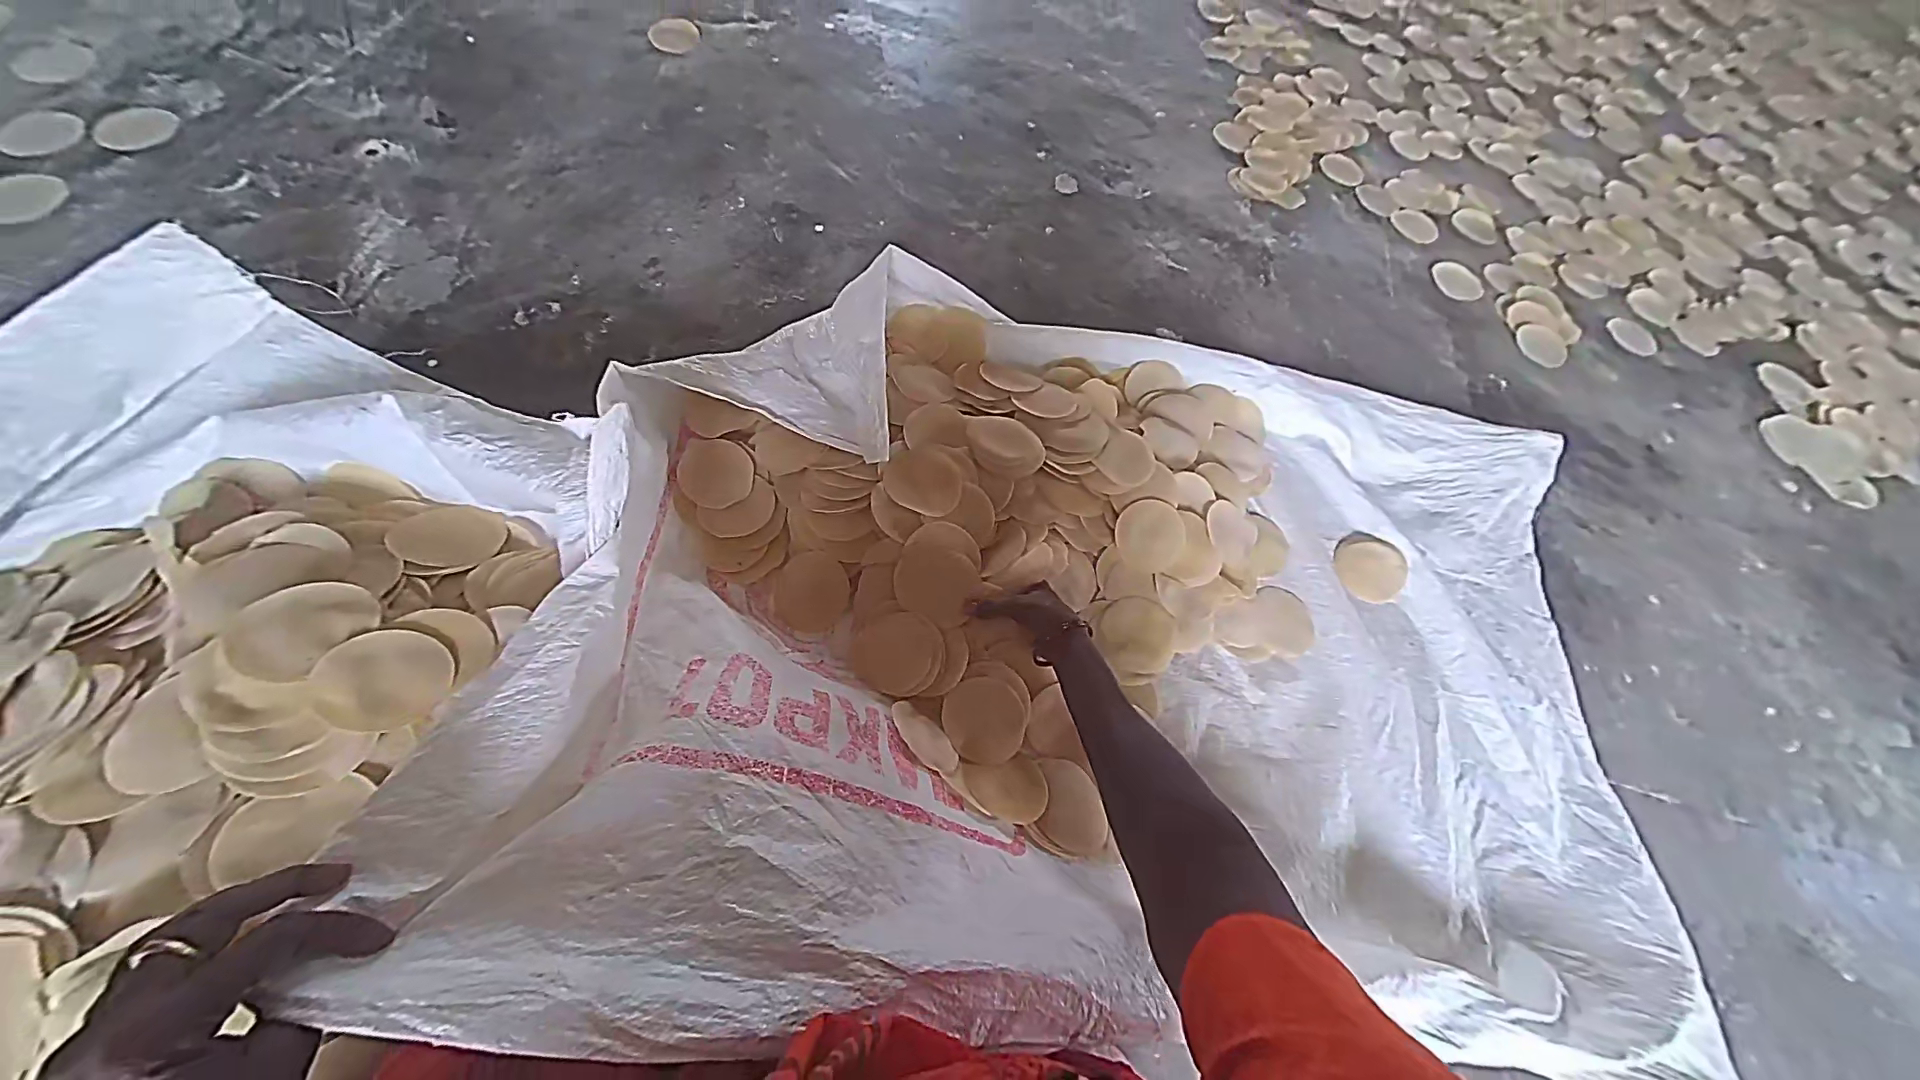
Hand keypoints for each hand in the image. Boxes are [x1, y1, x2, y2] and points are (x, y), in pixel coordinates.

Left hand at [43, 864, 394, 1079]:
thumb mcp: (268, 1073)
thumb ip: (298, 1011)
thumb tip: (329, 967)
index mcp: (156, 1027)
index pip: (268, 943)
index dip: (334, 931)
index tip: (375, 935)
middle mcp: (113, 1022)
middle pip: (201, 923)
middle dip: (276, 889)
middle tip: (332, 877)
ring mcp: (97, 1033)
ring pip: (170, 942)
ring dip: (238, 913)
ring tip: (288, 898)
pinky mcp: (102, 1045)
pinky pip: (159, 974)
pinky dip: (212, 948)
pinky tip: (245, 949)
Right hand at [970, 584, 1087, 658]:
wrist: (1063, 643)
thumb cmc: (1043, 615)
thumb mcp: (1014, 606)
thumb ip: (991, 606)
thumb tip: (966, 606)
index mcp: (1041, 587)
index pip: (1020, 584)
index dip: (1007, 587)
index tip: (992, 591)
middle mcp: (1045, 601)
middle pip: (1021, 601)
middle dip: (1008, 606)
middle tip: (988, 609)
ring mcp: (1046, 619)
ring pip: (1023, 618)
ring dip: (1012, 622)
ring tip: (992, 624)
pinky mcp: (1045, 636)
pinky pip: (1025, 632)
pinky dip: (1015, 634)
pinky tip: (1004, 637)